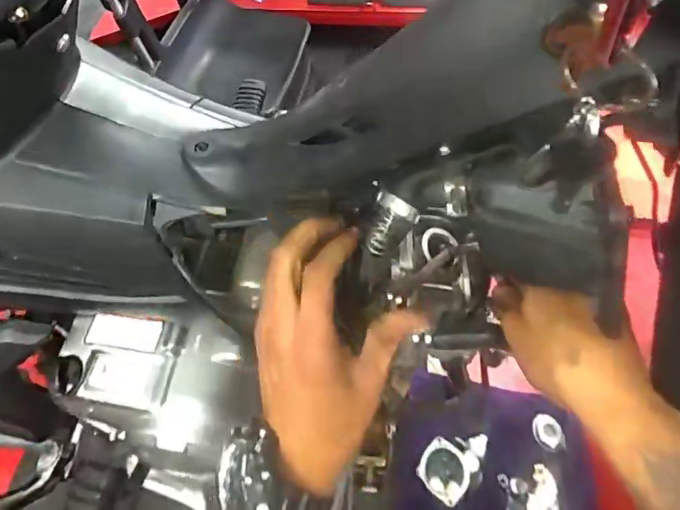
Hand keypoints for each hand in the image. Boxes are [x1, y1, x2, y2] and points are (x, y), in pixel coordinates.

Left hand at [256, 218, 427, 495]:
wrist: (292, 457)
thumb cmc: (334, 422)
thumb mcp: (368, 384)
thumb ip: (386, 339)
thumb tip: (419, 311)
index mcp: (308, 337)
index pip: (314, 275)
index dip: (333, 248)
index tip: (353, 235)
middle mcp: (280, 323)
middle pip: (282, 259)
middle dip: (305, 232)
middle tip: (333, 222)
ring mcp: (265, 326)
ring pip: (271, 269)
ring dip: (294, 244)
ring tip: (323, 236)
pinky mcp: (260, 331)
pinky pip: (269, 284)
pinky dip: (286, 263)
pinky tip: (308, 264)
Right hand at [492, 281, 652, 414]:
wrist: (614, 393)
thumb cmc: (555, 363)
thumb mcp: (517, 339)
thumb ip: (505, 308)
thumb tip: (501, 288)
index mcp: (537, 279)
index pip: (514, 270)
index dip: (506, 283)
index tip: (502, 298)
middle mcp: (566, 277)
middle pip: (541, 278)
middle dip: (532, 290)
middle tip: (526, 312)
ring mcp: (593, 291)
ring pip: (565, 289)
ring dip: (556, 299)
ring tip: (551, 321)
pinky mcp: (615, 310)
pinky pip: (586, 301)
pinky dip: (577, 310)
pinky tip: (575, 328)